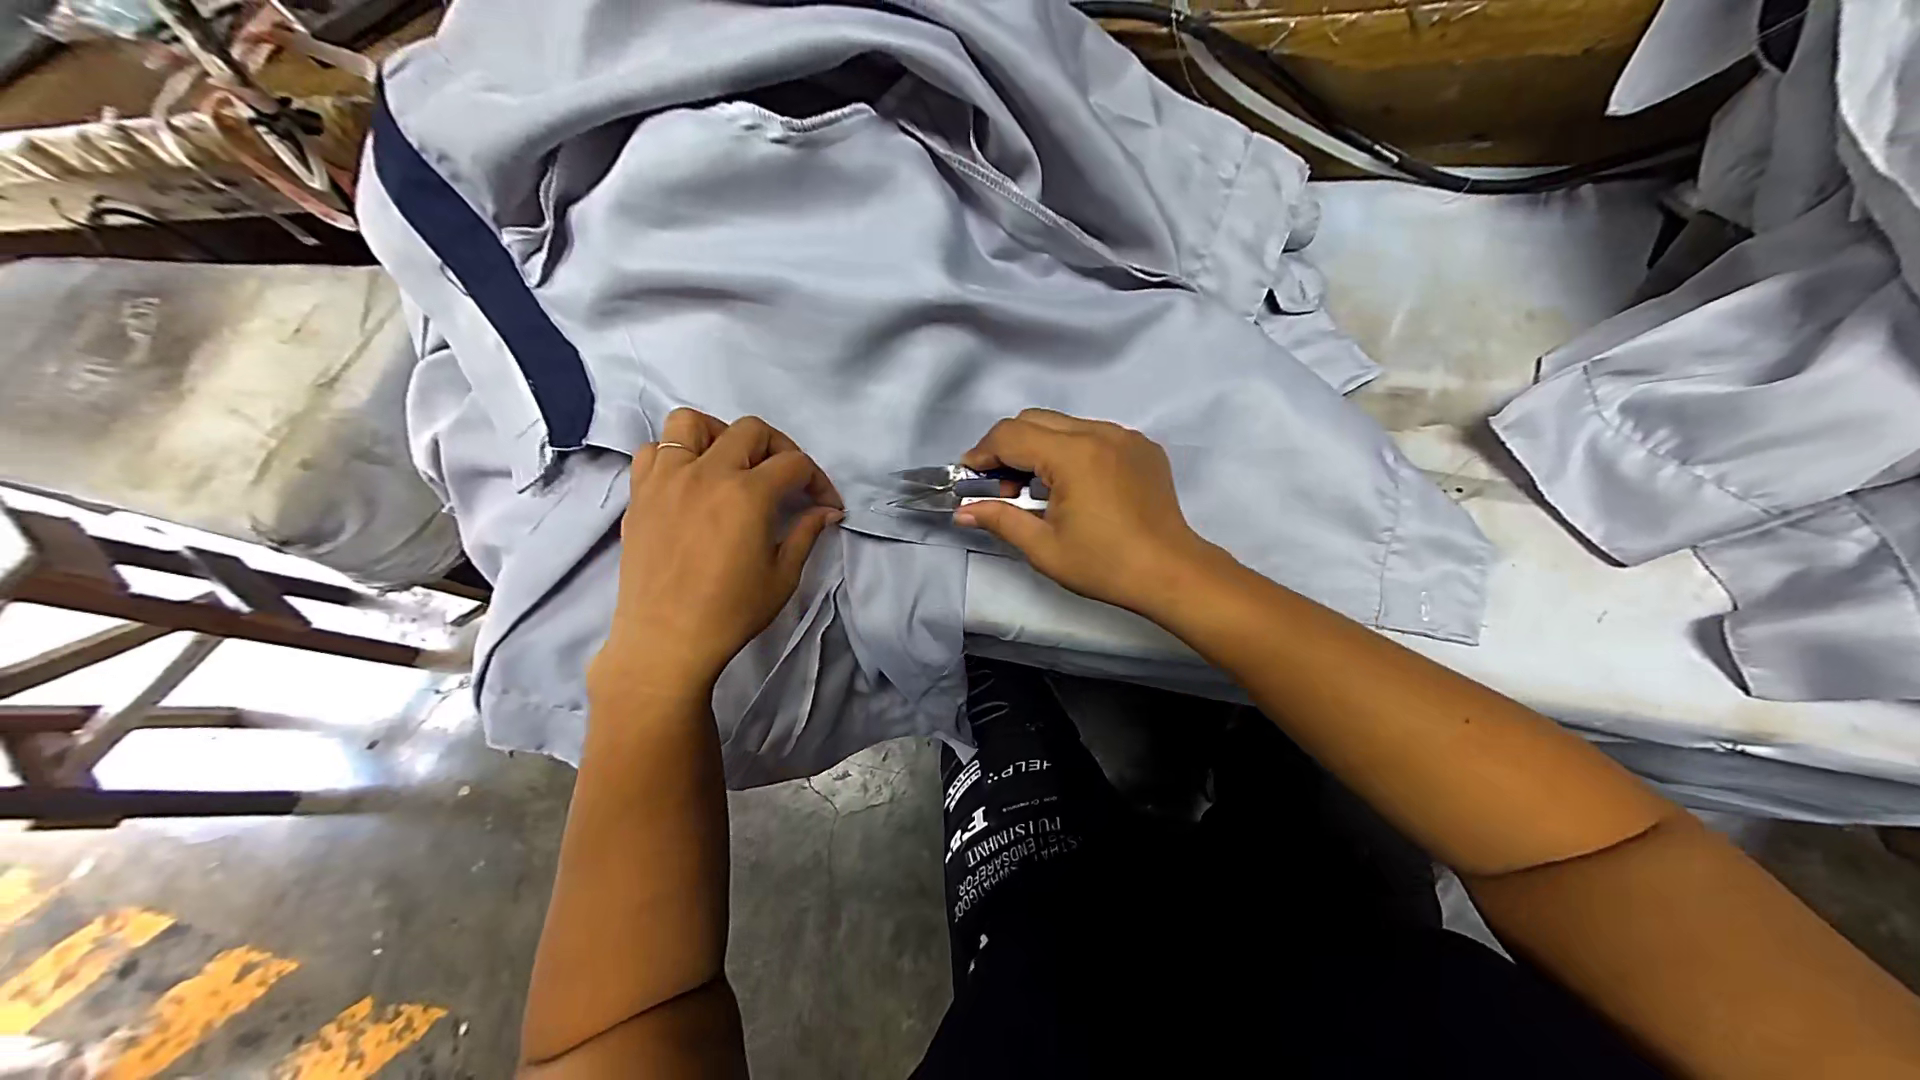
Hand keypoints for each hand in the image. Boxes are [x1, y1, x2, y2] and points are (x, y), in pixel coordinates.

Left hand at [590, 409, 843, 698]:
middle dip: (779, 449)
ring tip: (730, 464)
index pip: (794, 464)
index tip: (825, 504)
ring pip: (692, 423)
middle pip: (751, 431)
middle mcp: (706, 474)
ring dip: (719, 435)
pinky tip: (689, 481)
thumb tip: (826, 510)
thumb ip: (806, 533)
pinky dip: (674, 455)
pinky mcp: (640, 494)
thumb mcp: (782, 575)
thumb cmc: (730, 612)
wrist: (666, 641)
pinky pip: (653, 451)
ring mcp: (667, 479)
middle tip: (786, 479)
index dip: (818, 480)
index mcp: (747, 494)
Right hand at [955, 409, 1234, 616]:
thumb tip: (963, 512)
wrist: (1171, 573)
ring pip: (1064, 424)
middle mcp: (1100, 432)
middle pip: (1034, 419)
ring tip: (1037, 490)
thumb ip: (1000, 519)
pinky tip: (1073, 486)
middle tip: (1002, 487)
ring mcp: (1125, 436)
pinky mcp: (1142, 447)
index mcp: (1073, 455)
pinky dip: (1071, 450)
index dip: (982, 453)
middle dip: (1008, 447)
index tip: (969, 476)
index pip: (1011, 435)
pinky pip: (1094, 434)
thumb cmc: (1105, 565)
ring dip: (1039, 447)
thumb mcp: (1044, 547)